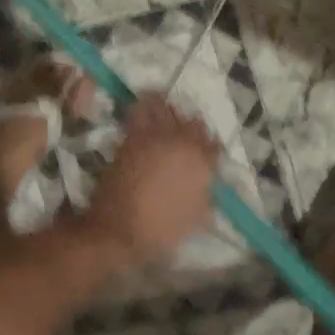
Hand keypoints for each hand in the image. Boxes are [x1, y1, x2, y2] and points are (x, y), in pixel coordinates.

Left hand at [83, 95, 220, 263]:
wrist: (120, 226)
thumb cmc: (162, 228)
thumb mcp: (196, 217)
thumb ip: (205, 194)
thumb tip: (205, 184)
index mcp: (200, 161)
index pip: (213, 146)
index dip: (212, 150)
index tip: (210, 155)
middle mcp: (180, 141)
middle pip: (193, 124)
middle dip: (195, 130)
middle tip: (191, 139)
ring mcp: (154, 135)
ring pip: (167, 110)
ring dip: (171, 113)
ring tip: (169, 119)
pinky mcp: (131, 135)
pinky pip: (141, 112)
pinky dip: (146, 107)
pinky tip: (147, 113)